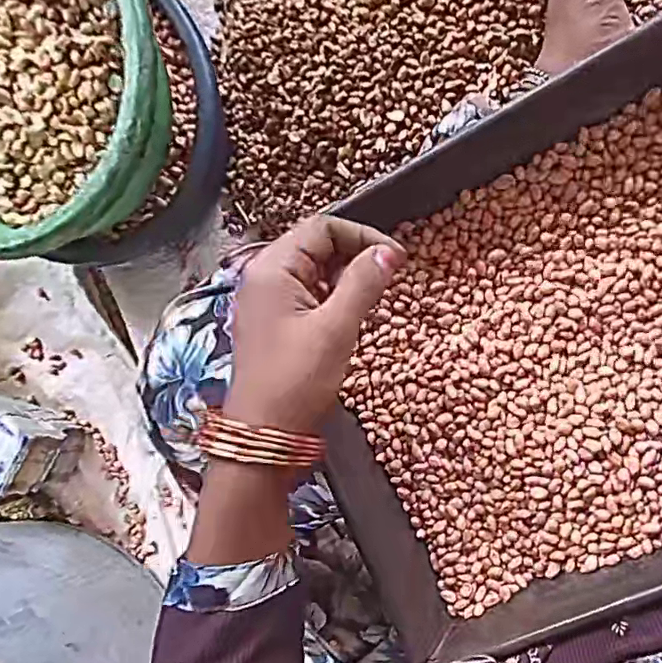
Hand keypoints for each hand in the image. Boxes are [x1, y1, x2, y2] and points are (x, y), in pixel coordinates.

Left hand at [222, 215, 405, 434]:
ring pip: (316, 273)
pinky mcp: (276, 324)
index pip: (322, 228)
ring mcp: (268, 302)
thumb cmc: (295, 382)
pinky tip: (353, 322)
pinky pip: (310, 298)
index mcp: (272, 269)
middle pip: (318, 247)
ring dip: (348, 283)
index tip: (396, 259)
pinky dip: (335, 302)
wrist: (265, 434)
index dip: (363, 237)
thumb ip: (363, 284)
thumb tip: (388, 253)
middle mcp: (265, 278)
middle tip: (388, 283)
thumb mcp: (336, 329)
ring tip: (373, 306)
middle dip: (356, 259)